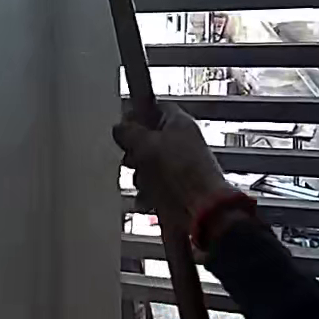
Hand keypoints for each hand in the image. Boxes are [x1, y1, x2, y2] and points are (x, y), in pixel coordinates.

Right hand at [112, 103, 232, 229]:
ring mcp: (179, 168)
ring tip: (141, 181)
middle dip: (135, 150)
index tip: (123, 123)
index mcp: (179, 124)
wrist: (199, 210)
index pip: (157, 108)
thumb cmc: (178, 170)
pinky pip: (153, 188)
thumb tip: (119, 128)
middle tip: (130, 157)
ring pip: (148, 165)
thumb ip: (128, 132)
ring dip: (139, 175)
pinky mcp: (175, 191)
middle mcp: (181, 144)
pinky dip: (146, 194)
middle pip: (149, 139)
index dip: (138, 113)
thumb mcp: (145, 144)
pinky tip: (145, 199)